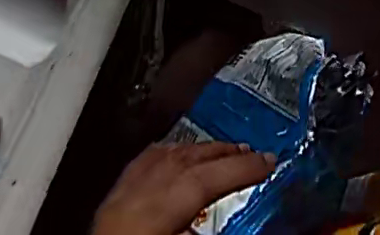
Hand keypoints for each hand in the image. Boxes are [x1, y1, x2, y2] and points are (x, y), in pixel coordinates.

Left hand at [91, 141, 274, 234]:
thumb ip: (201, 227)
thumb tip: (235, 214)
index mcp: (156, 209)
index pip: (205, 178)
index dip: (241, 167)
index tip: (268, 161)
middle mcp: (138, 189)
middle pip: (189, 159)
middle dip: (224, 154)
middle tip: (254, 154)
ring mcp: (121, 191)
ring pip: (168, 156)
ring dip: (201, 151)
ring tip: (225, 152)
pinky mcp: (111, 197)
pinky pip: (144, 163)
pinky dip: (168, 154)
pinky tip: (177, 155)